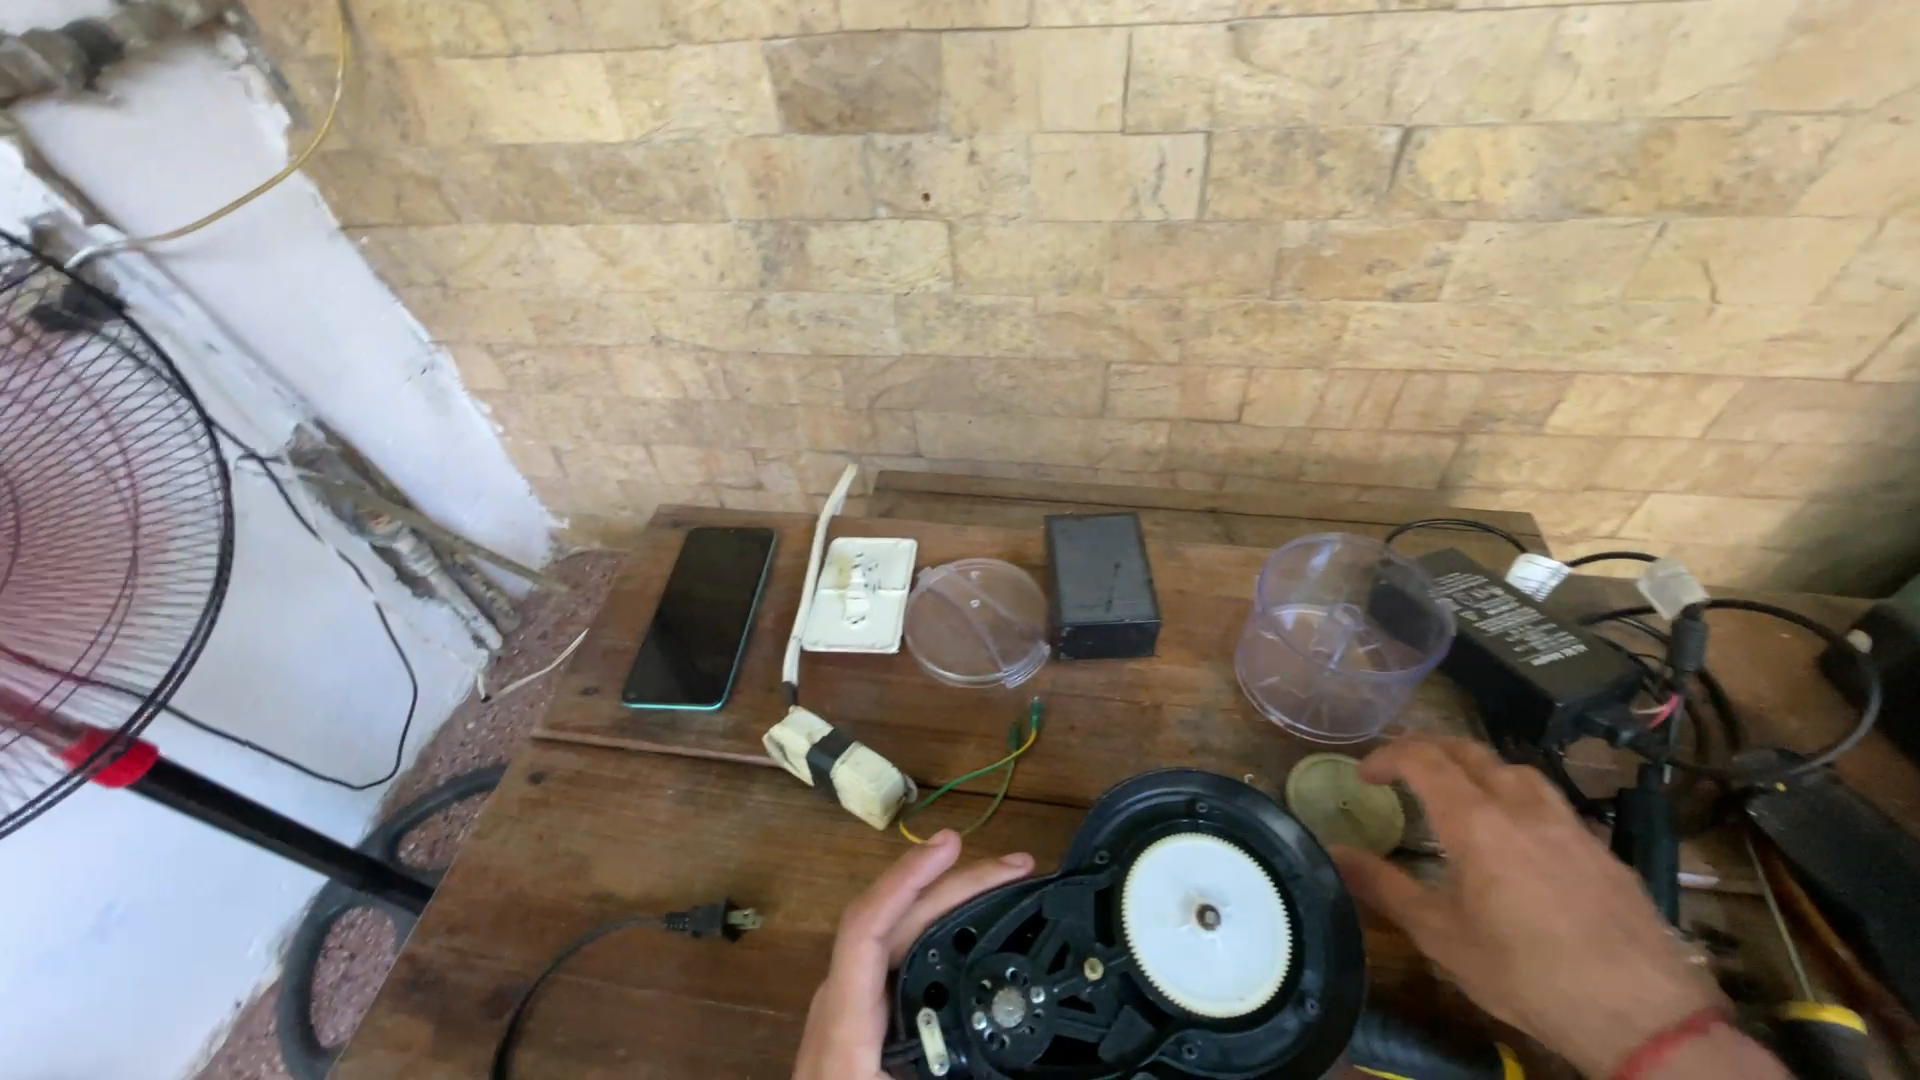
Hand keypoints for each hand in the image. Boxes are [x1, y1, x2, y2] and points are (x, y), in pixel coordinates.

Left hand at [795, 830, 1033, 1079]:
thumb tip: (1018, 1066)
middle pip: (892, 919)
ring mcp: (852, 1011)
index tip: (951, 847)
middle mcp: (843, 1004)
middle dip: (953, 883)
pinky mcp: (864, 1024)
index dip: (907, 879)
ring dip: (946, 900)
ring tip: (999, 882)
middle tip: (1016, 866)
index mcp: (844, 1028)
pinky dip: (937, 932)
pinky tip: (968, 930)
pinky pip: (900, 957)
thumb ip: (959, 1073)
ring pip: (896, 933)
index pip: (866, 928)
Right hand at [1331, 736, 1726, 1078]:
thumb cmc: (1527, 974)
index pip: (1423, 758)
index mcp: (1476, 822)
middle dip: (1428, 748)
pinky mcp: (1605, 854)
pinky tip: (1520, 839)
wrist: (1647, 1020)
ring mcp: (1571, 828)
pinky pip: (1553, 805)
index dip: (1387, 755)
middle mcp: (1523, 809)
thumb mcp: (1440, 935)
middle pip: (1471, 751)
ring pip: (1518, 770)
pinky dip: (1519, 800)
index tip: (1365, 775)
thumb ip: (1383, 887)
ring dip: (1478, 767)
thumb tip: (1334, 854)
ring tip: (1461, 791)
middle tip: (1403, 767)